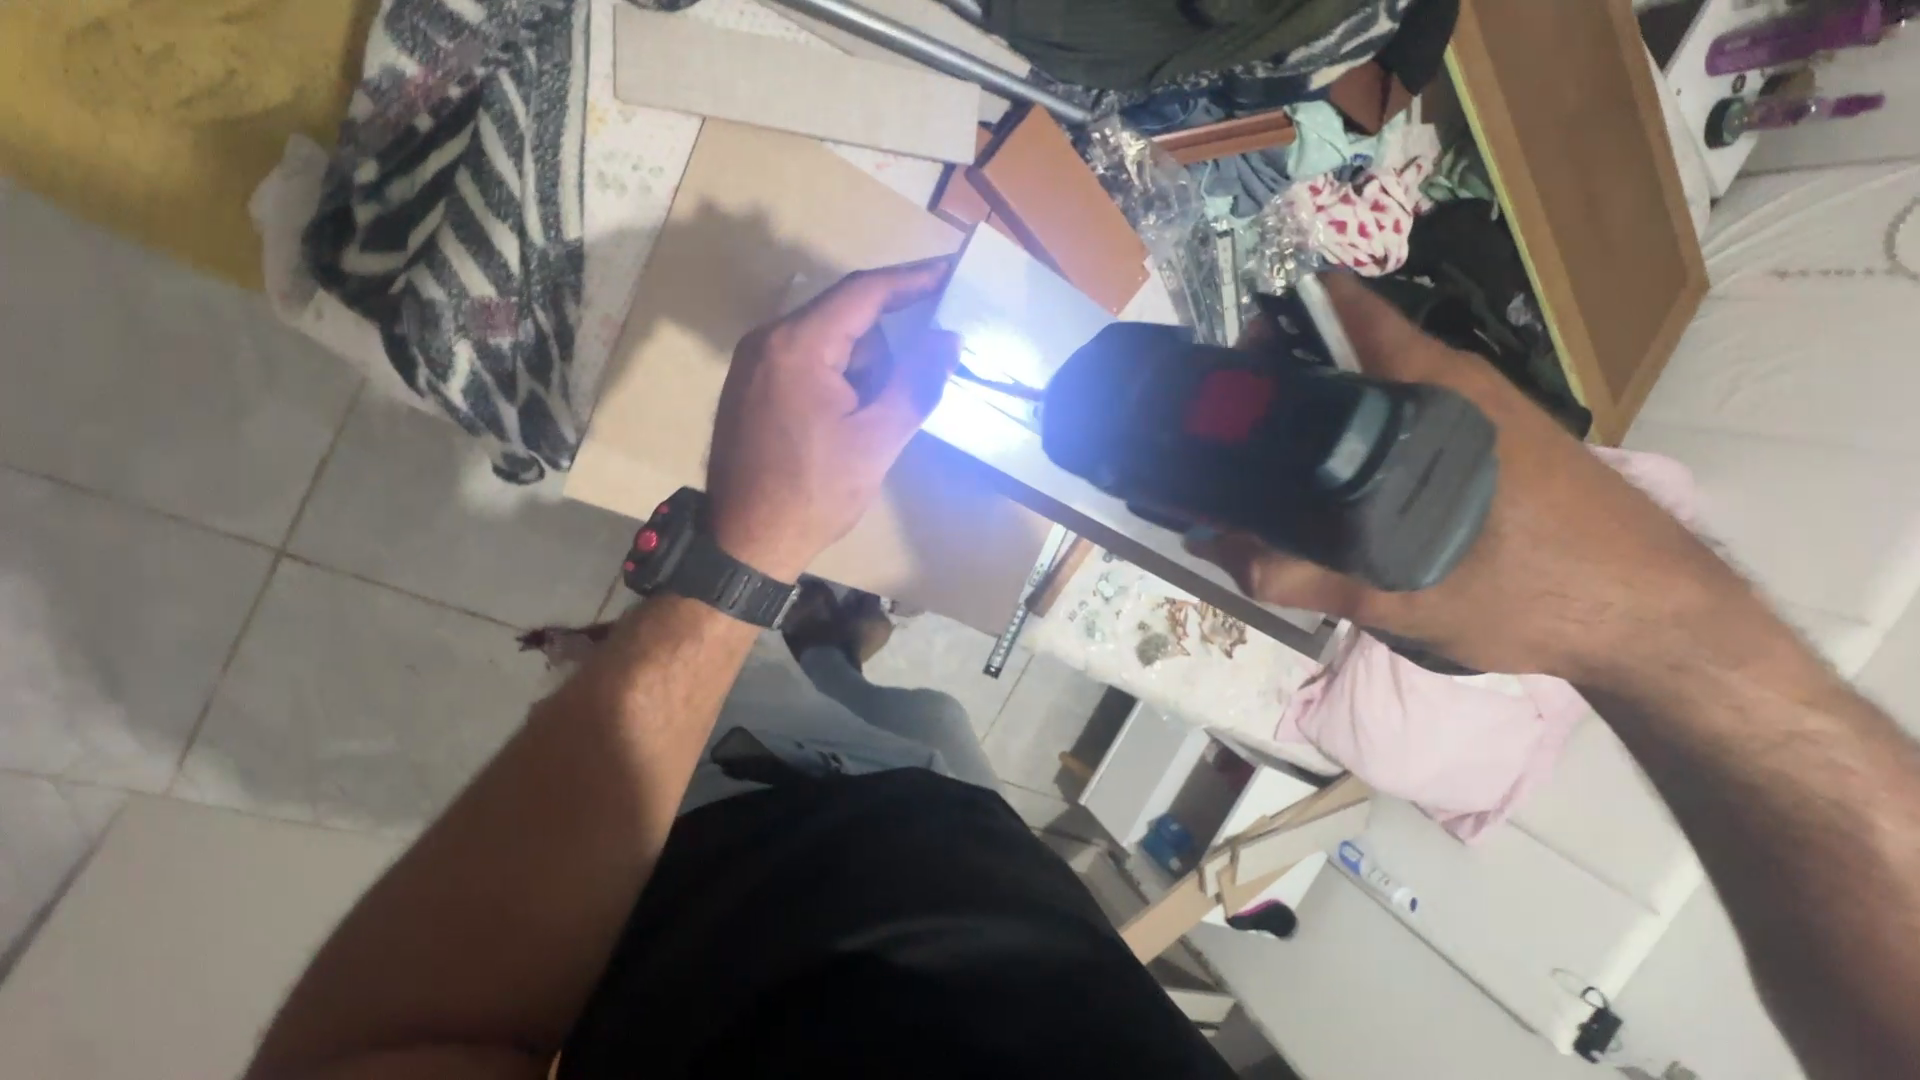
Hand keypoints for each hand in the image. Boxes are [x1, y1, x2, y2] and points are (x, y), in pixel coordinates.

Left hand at [705, 260, 959, 581]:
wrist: (746, 542)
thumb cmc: (814, 492)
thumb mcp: (878, 438)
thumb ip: (918, 381)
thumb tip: (949, 339)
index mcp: (797, 345)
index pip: (864, 292)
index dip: (912, 280)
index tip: (950, 273)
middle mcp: (767, 340)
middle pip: (845, 319)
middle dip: (885, 351)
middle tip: (905, 394)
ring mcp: (753, 364)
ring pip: (827, 345)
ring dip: (861, 373)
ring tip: (868, 427)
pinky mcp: (750, 387)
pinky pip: (806, 364)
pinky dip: (837, 382)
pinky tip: (846, 426)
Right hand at [1188, 275, 1751, 684]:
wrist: (1660, 620)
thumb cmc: (1540, 598)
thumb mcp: (1403, 598)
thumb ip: (1302, 577)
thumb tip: (1218, 552)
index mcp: (1436, 390)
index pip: (1341, 311)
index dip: (1274, 326)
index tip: (1227, 373)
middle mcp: (1456, 381)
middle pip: (1346, 347)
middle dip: (1281, 380)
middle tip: (1232, 435)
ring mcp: (1478, 407)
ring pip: (1374, 385)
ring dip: (1319, 412)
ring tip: (1270, 465)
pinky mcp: (1491, 437)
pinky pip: (1403, 416)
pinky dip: (1358, 436)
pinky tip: (1337, 491)